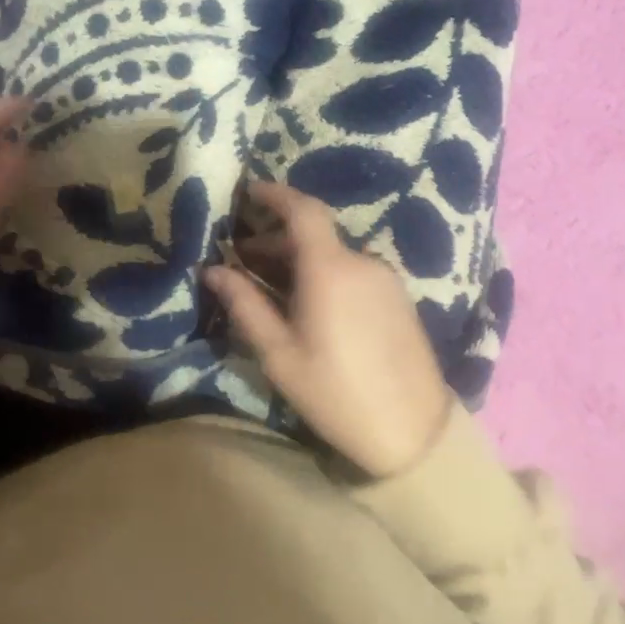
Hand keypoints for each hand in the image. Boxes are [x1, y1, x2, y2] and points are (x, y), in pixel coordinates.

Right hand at [204, 182, 453, 477]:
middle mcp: (361, 263)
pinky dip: (322, 274)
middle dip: (274, 240)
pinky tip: (304, 303)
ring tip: (266, 285)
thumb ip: (245, 304)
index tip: (247, 192)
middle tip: (240, 259)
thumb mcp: (278, 353)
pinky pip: (352, 272)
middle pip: (314, 235)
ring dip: (298, 261)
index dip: (274, 195)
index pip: (302, 210)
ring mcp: (385, 280)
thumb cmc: (334, 392)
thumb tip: (212, 270)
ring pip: (333, 255)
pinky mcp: (398, 299)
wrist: (412, 431)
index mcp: (330, 269)